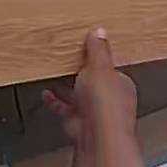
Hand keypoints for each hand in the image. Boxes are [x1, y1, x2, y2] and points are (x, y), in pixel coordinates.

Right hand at [42, 27, 137, 151]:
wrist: (96, 134)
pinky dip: (54, 101)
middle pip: (93, 84)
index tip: (85, 51)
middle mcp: (109, 100)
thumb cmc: (106, 104)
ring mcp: (93, 113)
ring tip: (52, 75)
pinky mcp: (78, 123)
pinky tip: (46, 93)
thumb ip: (98, 50)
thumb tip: (99, 32)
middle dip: (79, 75)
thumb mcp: (100, 67)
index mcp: (121, 84)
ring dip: (64, 88)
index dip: (97, 61)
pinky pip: (64, 109)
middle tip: (66, 62)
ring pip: (77, 97)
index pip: (109, 69)